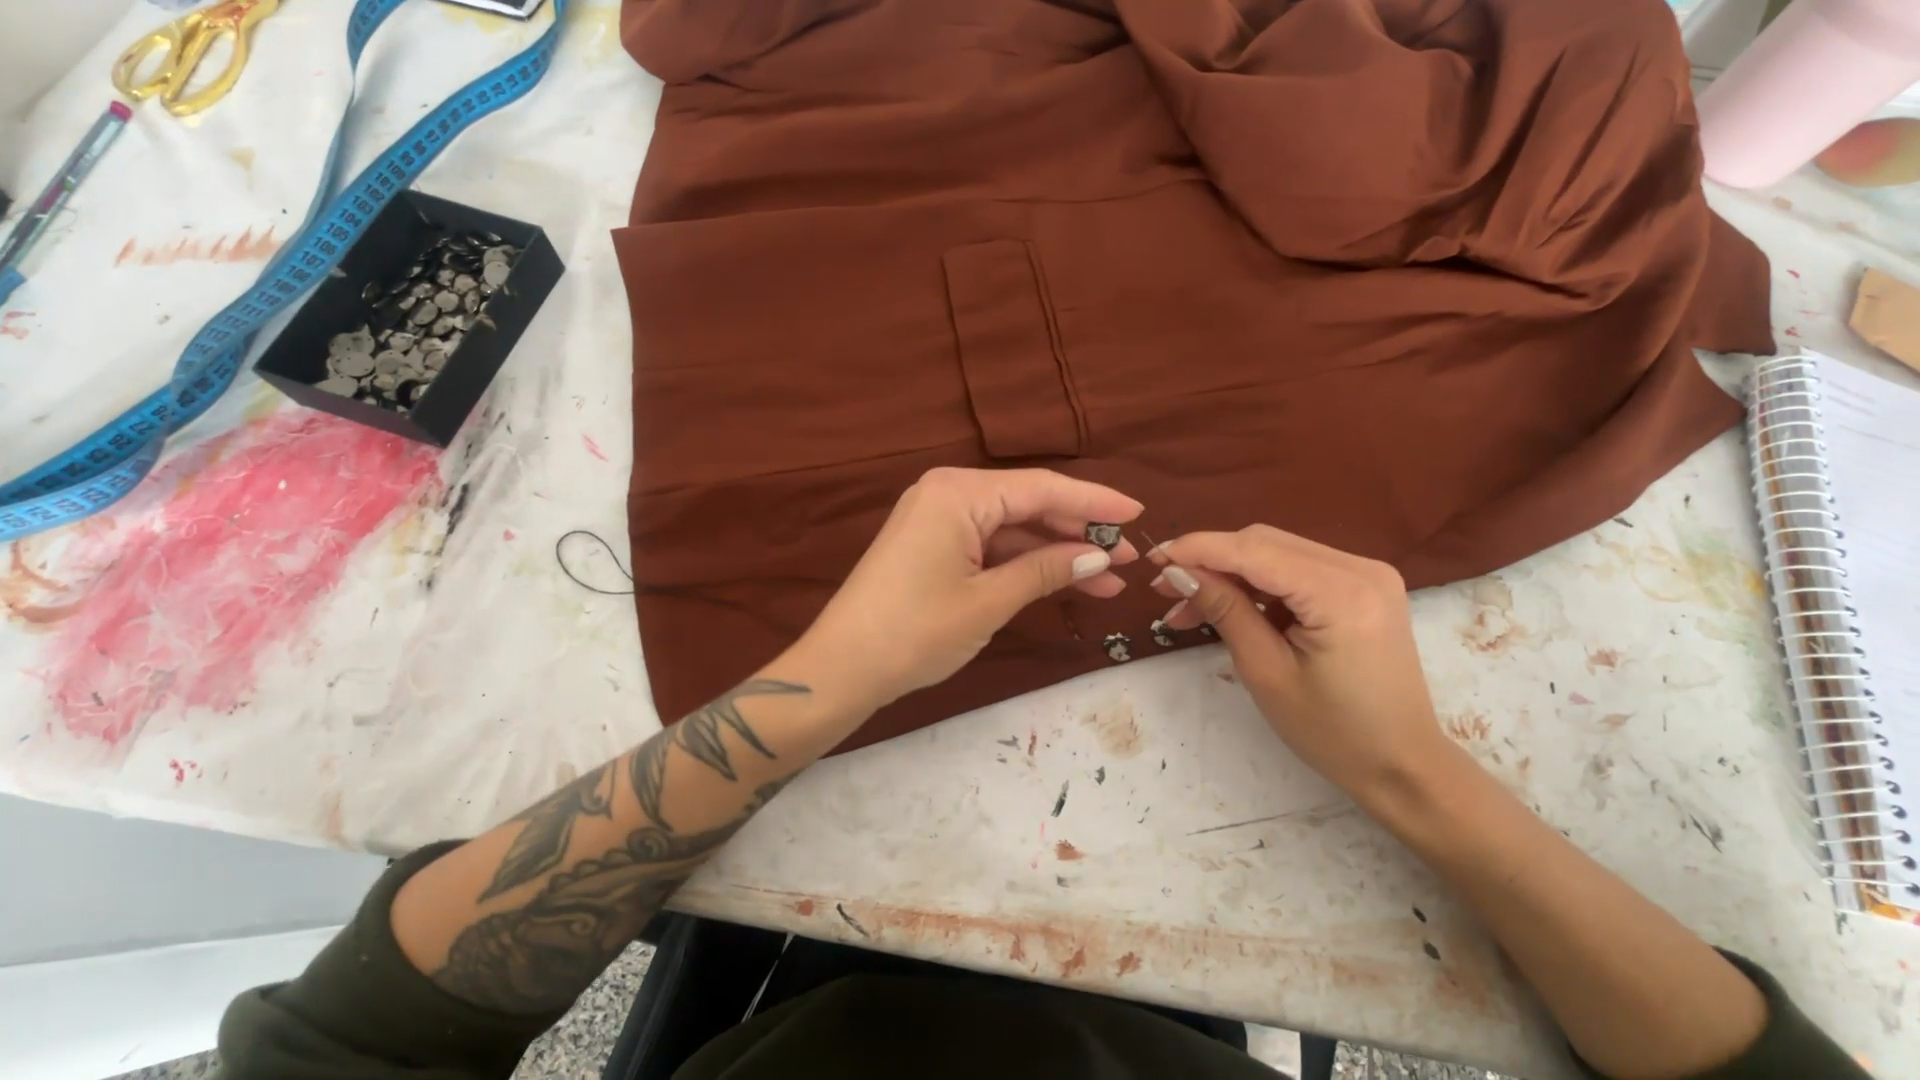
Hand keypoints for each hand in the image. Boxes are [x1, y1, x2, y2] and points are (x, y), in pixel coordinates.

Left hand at [792, 467, 1142, 715]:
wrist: (842, 668)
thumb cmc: (916, 631)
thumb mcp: (989, 601)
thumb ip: (1046, 571)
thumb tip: (1099, 555)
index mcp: (958, 492)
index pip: (1041, 488)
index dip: (1093, 502)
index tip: (1137, 514)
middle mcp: (947, 493)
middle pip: (1028, 505)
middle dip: (1078, 533)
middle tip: (1129, 558)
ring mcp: (936, 520)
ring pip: (1011, 529)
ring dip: (1055, 554)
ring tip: (1109, 581)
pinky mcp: (931, 546)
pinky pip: (989, 545)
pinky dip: (1023, 564)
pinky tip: (1062, 582)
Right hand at [1148, 525, 1448, 798]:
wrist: (1402, 764)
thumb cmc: (1332, 733)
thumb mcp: (1266, 673)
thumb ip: (1225, 611)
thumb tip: (1179, 571)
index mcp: (1342, 594)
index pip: (1255, 551)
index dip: (1199, 549)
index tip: (1153, 561)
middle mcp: (1361, 569)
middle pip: (1266, 542)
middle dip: (1211, 561)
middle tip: (1166, 591)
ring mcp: (1368, 575)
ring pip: (1279, 552)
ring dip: (1232, 573)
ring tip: (1189, 607)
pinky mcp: (1366, 587)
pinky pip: (1299, 569)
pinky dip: (1261, 584)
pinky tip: (1231, 608)